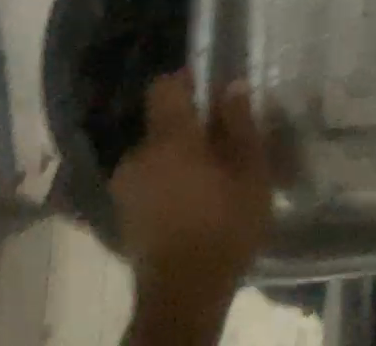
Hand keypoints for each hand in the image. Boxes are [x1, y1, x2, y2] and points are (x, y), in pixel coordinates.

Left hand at [111, 71, 270, 295]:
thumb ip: (240, 124)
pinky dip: (169, 181)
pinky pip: (149, 179)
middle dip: (191, 126)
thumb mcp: (251, 171)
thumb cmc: (225, 226)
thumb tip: (232, 85)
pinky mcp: (124, 213)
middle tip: (226, 140)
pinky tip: (195, 200)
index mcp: (169, 139)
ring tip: (213, 176)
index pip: (164, 87)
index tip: (212, 88)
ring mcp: (126, 187)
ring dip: (180, 156)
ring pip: (156, 153)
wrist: (185, 296)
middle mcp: (138, 155)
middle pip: (163, 123)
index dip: (187, 80)